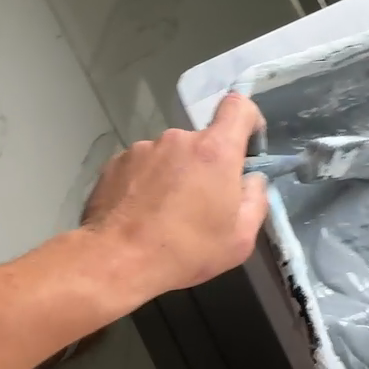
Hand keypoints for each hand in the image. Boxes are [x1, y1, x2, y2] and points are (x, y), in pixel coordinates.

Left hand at [79, 93, 269, 296]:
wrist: (116, 260)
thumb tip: (251, 180)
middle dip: (203, 167)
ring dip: (170, 176)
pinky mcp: (113, 164)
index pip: (238, 108)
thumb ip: (255, 199)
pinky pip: (139, 168)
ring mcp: (140, 149)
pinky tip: (137, 213)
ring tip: (160, 214)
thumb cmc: (184, 252)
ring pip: (166, 157)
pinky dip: (142, 184)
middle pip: (199, 143)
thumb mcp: (240, 238)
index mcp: (214, 150)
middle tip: (196, 205)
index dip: (247, 122)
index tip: (245, 148)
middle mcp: (176, 140)